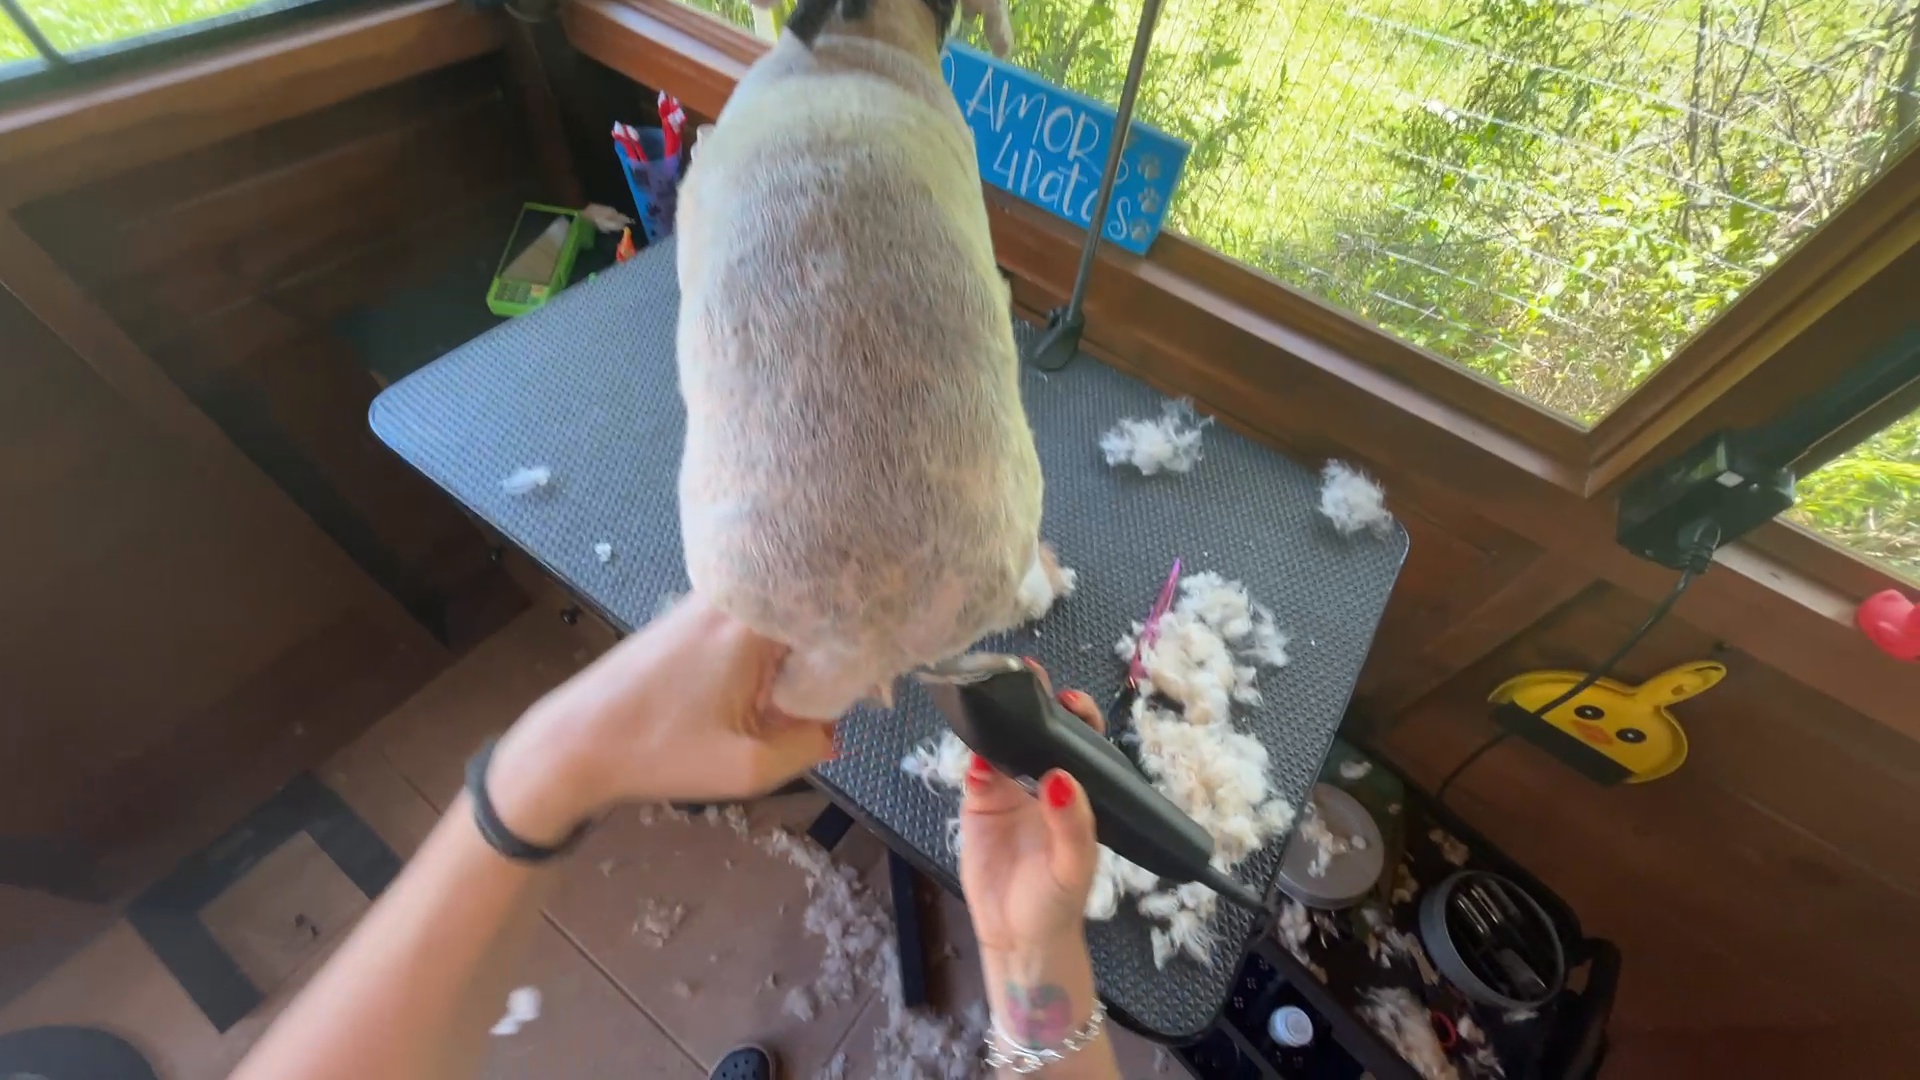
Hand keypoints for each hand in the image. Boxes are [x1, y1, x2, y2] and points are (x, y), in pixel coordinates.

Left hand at [486, 593, 834, 842]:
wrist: (572, 743)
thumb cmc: (659, 752)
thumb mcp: (748, 767)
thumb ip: (809, 745)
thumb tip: (836, 727)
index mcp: (753, 624)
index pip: (831, 618)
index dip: (859, 652)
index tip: (875, 687)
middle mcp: (734, 598)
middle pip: (808, 608)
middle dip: (834, 646)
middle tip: (852, 688)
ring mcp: (708, 601)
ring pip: (781, 611)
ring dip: (802, 645)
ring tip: (815, 683)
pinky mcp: (691, 613)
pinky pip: (753, 617)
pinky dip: (773, 643)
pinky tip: (773, 676)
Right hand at [960, 680, 1114, 1064]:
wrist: (1016, 936)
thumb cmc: (1057, 899)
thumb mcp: (1074, 865)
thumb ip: (1072, 822)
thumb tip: (1060, 777)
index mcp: (1076, 788)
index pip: (1082, 739)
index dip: (1078, 714)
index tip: (1068, 698)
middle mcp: (1042, 778)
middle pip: (1039, 730)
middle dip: (1035, 700)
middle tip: (1026, 672)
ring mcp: (1008, 786)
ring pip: (1003, 741)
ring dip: (1000, 718)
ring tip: (994, 693)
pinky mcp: (978, 799)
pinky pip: (975, 767)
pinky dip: (975, 754)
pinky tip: (977, 749)